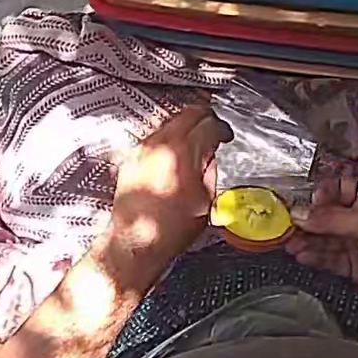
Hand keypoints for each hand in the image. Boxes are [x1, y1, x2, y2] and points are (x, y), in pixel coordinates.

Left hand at [104, 106, 231, 282]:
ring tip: (195, 141)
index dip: (222, 129)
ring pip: (170, 122)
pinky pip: (154, 137)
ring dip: (185, 126)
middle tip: (213, 129)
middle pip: (188, 114)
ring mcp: (143, 149)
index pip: (208, 124)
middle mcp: (160, 144)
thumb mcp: (206, 199)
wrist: (136, 242)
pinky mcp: (132, 157)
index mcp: (183, 152)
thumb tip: (210, 155)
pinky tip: (174, 153)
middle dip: (205, 119)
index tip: (225, 135)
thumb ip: (210, 169)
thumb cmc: (170, 229)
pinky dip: (168, 138)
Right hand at [287, 170, 357, 325]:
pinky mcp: (355, 267)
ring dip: (307, 239)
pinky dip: (314, 257)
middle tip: (289, 224)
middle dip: (308, 219)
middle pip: (328, 214)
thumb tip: (303, 213)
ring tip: (290, 242)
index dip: (322, 194)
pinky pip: (328, 258)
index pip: (340, 188)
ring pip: (325, 237)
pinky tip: (302, 255)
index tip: (307, 203)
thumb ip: (333, 218)